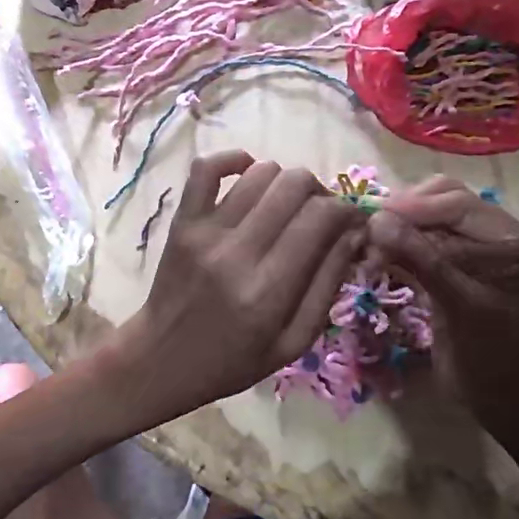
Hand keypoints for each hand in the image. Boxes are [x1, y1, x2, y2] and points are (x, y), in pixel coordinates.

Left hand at [105, 152, 365, 423]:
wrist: (163, 358)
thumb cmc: (234, 359)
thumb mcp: (293, 342)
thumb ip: (328, 285)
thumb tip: (355, 232)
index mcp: (269, 290)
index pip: (321, 217)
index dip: (347, 210)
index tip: (351, 221)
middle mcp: (238, 252)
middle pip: (295, 184)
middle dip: (320, 192)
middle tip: (320, 215)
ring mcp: (205, 231)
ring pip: (261, 172)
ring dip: (285, 182)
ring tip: (286, 207)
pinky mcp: (182, 221)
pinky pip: (206, 167)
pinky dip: (234, 160)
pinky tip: (250, 173)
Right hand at [366, 176, 518, 432]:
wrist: (507, 409)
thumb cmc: (493, 364)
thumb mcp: (460, 308)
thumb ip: (422, 259)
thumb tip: (376, 219)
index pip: (463, 206)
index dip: (415, 206)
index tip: (372, 217)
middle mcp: (510, 237)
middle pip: (449, 204)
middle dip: (407, 213)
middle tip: (369, 230)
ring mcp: (488, 251)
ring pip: (436, 220)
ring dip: (402, 229)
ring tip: (370, 244)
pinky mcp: (468, 266)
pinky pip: (433, 242)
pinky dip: (406, 246)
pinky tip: (381, 255)